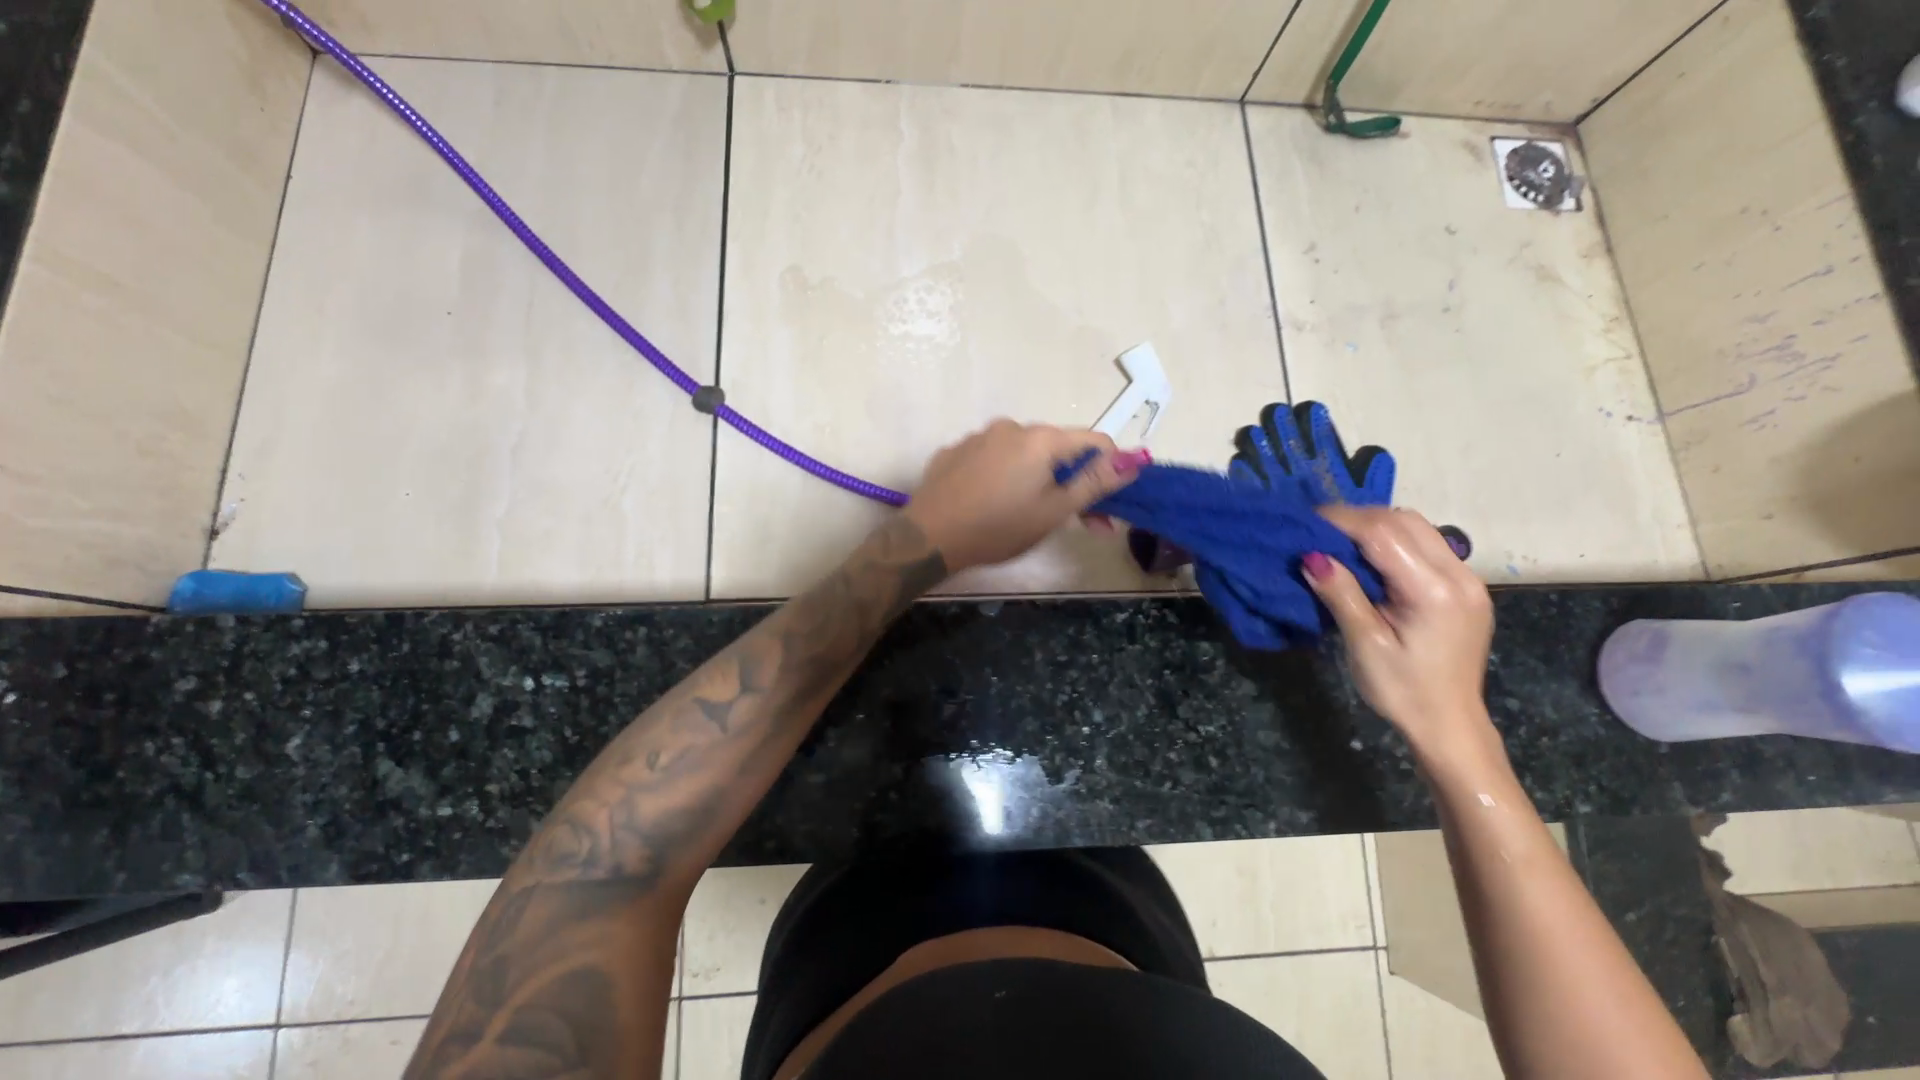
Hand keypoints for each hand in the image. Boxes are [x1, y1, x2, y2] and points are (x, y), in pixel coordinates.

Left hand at [903, 419, 1143, 573]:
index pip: (1094, 441)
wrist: (929, 537)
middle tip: (1076, 519)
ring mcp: (977, 437)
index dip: (1109, 468)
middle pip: (1056, 448)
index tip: (1107, 500)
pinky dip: (1002, 477)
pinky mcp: (953, 453)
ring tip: (1027, 515)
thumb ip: (1095, 483)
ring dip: (1035, 478)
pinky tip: (992, 505)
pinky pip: (990, 460)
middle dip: (1071, 480)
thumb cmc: (999, 527)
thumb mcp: (1054, 511)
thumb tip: (1134, 459)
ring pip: (1021, 454)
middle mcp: (1010, 427)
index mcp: (1040, 439)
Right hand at [1303, 506, 1498, 762]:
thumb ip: (1342, 594)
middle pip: (1404, 521)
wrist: (1449, 724)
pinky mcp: (1466, 587)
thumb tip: (1311, 557)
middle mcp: (1459, 576)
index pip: (1383, 534)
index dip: (1342, 521)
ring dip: (1378, 526)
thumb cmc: (1402, 691)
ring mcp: (1468, 579)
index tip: (1306, 523)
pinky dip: (1396, 540)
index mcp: (1434, 591)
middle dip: (1359, 519)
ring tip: (1341, 542)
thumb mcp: (1365, 645)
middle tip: (1319, 532)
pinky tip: (1372, 559)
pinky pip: (1429, 545)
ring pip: (1418, 528)